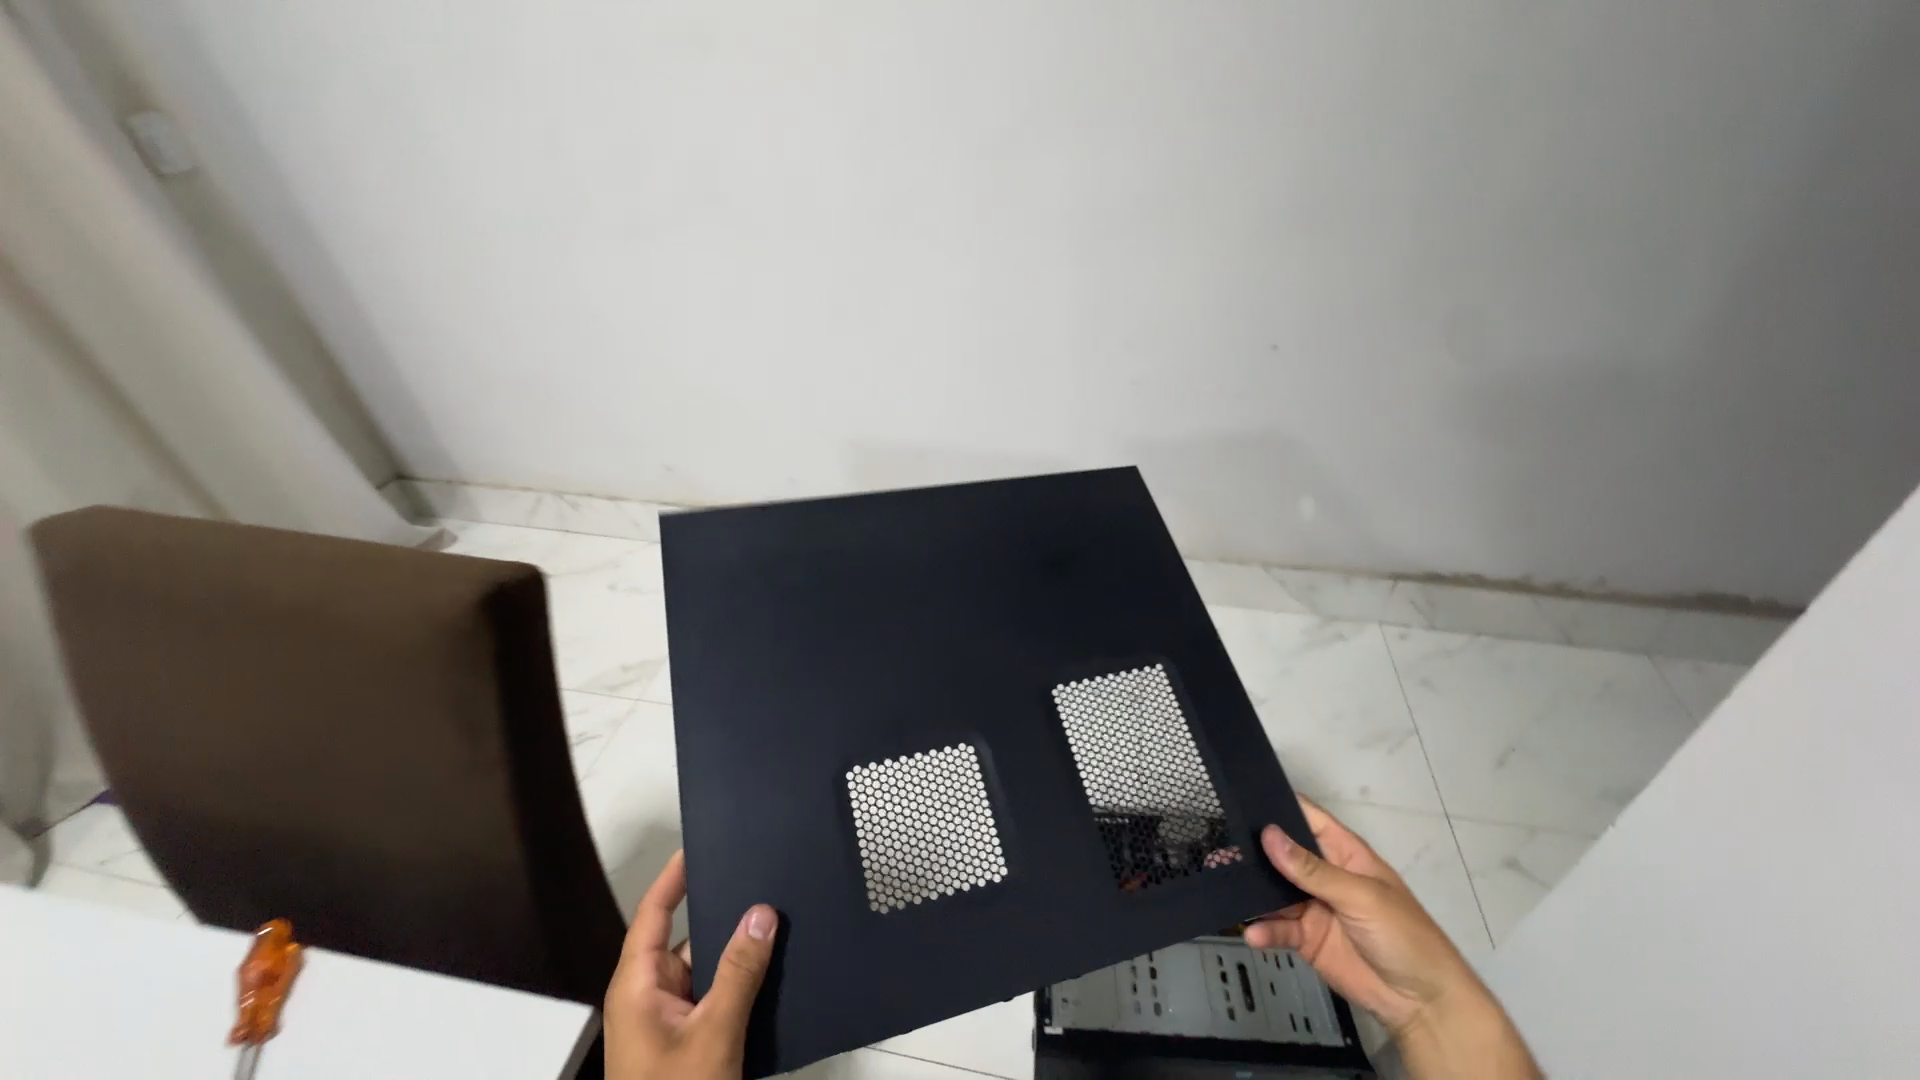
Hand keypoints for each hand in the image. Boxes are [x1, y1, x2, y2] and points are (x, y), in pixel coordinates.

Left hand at [603, 852, 778, 1079]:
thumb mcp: (713, 1034)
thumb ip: (739, 971)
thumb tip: (761, 911)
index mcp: (638, 986)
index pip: (654, 915)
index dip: (674, 878)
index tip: (701, 844)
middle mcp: (650, 996)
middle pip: (687, 938)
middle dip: (723, 912)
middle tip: (763, 877)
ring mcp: (669, 1022)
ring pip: (706, 969)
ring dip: (738, 951)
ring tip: (780, 917)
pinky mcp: (689, 1044)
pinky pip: (716, 997)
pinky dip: (742, 982)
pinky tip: (776, 968)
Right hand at [1245, 798, 1538, 1079]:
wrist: (1422, 1003)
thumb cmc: (1404, 935)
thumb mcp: (1360, 896)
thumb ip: (1312, 869)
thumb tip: (1269, 835)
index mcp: (1343, 853)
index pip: (1305, 817)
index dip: (1276, 806)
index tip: (1238, 796)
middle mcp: (1323, 875)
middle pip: (1281, 854)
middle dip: (1252, 851)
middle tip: (1217, 846)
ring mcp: (1312, 907)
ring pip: (1272, 891)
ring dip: (1250, 891)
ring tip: (1222, 886)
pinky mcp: (1306, 938)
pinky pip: (1277, 928)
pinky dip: (1263, 930)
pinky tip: (1253, 933)